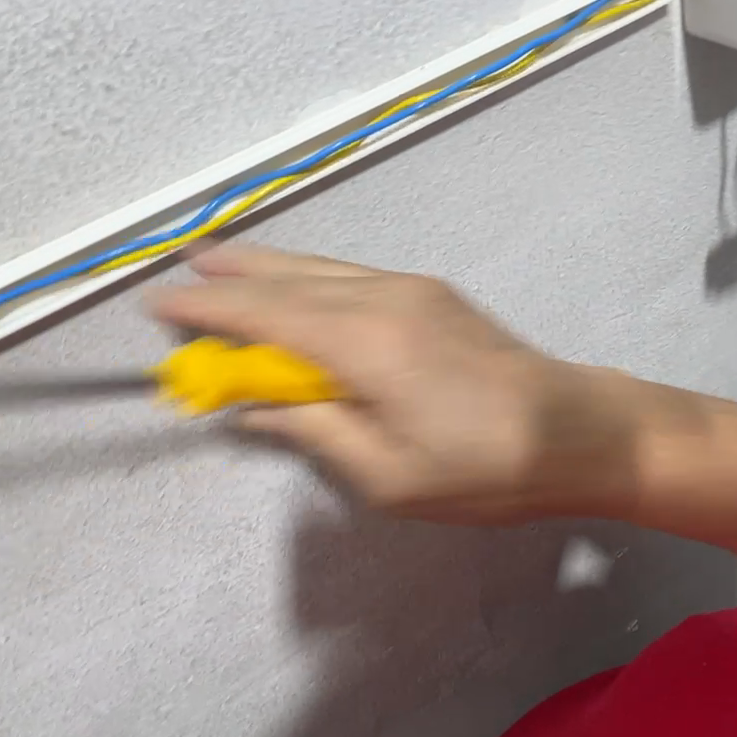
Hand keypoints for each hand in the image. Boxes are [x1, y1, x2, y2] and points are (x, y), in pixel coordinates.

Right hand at [148, 244, 640, 522]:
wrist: (575, 428)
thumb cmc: (482, 466)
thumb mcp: (387, 475)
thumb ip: (314, 433)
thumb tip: (255, 410)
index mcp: (364, 342)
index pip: (265, 316)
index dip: (209, 311)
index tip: (161, 307)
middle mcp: (383, 297)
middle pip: (291, 278)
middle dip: (234, 273)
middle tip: (184, 267)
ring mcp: (414, 288)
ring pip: (324, 269)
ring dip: (272, 266)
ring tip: (227, 261)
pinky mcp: (435, 293)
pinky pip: (354, 275)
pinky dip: (313, 276)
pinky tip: (302, 286)